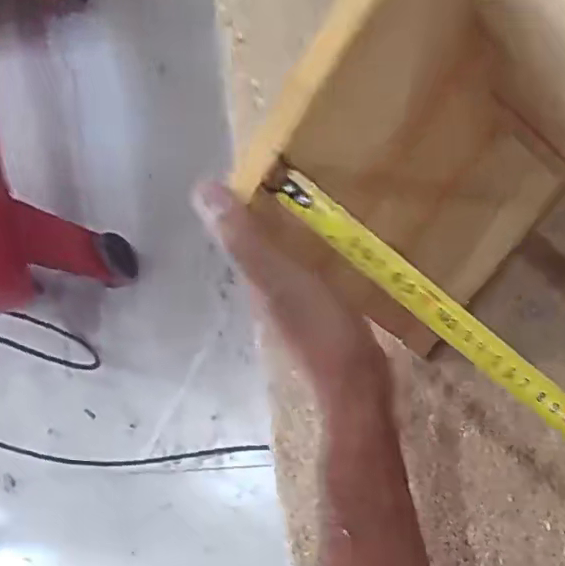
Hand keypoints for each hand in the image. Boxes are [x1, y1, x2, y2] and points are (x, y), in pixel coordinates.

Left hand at [194, 181, 389, 412]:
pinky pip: (327, 289)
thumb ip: (248, 242)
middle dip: (284, 223)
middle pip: (273, 253)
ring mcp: (305, 318)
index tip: (278, 173)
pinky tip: (351, 264)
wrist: (362, 392)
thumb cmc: (327, 336)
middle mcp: (275, 300)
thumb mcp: (286, 282)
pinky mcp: (336, 329)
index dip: (254, 203)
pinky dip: (332, 272)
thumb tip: (203, 189)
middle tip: (310, 189)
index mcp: (258, 284)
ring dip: (309, 247)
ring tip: (334, 219)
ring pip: (300, 271)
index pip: (246, 234)